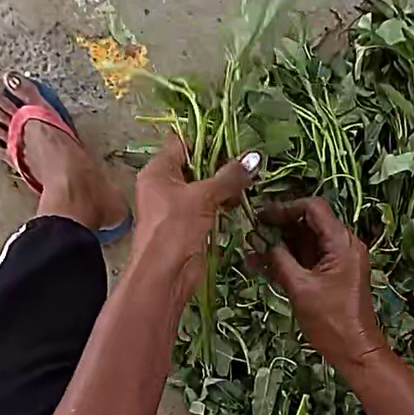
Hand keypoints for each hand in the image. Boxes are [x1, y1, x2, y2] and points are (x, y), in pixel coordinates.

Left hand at [134, 135, 257, 300]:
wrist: (165, 274)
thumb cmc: (174, 228)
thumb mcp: (203, 196)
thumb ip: (229, 177)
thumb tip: (254, 158)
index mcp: (158, 171)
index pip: (181, 143)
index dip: (206, 140)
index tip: (233, 142)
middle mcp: (165, 186)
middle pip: (196, 166)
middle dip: (222, 165)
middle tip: (248, 165)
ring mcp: (177, 207)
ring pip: (206, 188)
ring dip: (226, 187)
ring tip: (249, 184)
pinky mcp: (190, 225)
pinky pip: (209, 207)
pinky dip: (224, 204)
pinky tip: (240, 204)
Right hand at [254, 198, 389, 370]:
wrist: (354, 350)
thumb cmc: (330, 319)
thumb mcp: (300, 287)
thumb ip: (279, 259)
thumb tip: (259, 240)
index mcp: (342, 242)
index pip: (313, 208)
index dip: (285, 208)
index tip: (261, 217)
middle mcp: (343, 245)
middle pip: (308, 223)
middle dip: (278, 227)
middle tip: (251, 233)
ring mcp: (339, 260)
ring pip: (305, 242)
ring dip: (279, 245)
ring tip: (250, 252)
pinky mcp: (332, 274)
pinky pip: (308, 258)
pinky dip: (288, 260)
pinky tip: (262, 266)